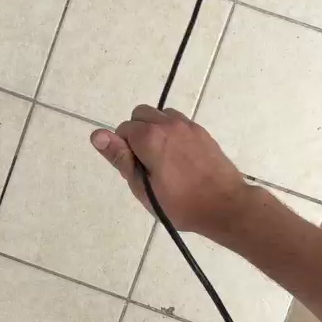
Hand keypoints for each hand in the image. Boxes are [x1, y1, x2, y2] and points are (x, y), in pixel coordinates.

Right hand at [91, 106, 258, 240]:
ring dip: (155, 131)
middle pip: (140, 115)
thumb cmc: (181, 204)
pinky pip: (178, 123)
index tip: (136, 171)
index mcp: (150, 137)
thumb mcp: (143, 187)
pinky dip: (172, 133)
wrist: (225, 205)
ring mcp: (188, 125)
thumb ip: (120, 157)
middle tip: (147, 164)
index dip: (124, 150)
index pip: (123, 130)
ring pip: (160, 116)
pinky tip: (179, 159)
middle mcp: (168, 124)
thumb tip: (97, 134)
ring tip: (163, 161)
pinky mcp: (202, 132)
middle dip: (137, 134)